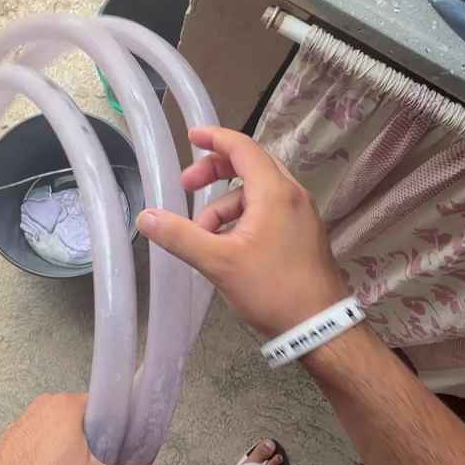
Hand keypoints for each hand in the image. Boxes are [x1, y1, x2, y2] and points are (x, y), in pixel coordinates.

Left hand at [0, 393, 169, 464]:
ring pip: (62, 432)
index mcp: (66, 405)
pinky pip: (42, 442)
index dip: (121, 429)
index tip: (126, 454)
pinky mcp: (9, 440)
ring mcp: (22, 421)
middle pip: (85, 420)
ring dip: (74, 452)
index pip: (106, 406)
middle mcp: (43, 405)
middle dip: (98, 444)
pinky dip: (52, 458)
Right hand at [136, 126, 348, 337]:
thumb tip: (146, 217)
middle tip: (186, 188)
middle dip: (214, 173)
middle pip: (249, 166)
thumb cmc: (271, 289)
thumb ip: (180, 236)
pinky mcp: (302, 232)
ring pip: (256, 192)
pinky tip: (225, 245)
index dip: (214, 138)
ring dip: (224, 205)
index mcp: (275, 192)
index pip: (242, 147)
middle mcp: (292, 195)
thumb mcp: (218, 262)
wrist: (318, 327)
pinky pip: (267, 210)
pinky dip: (242, 217)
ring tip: (202, 235)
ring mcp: (300, 214)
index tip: (191, 137)